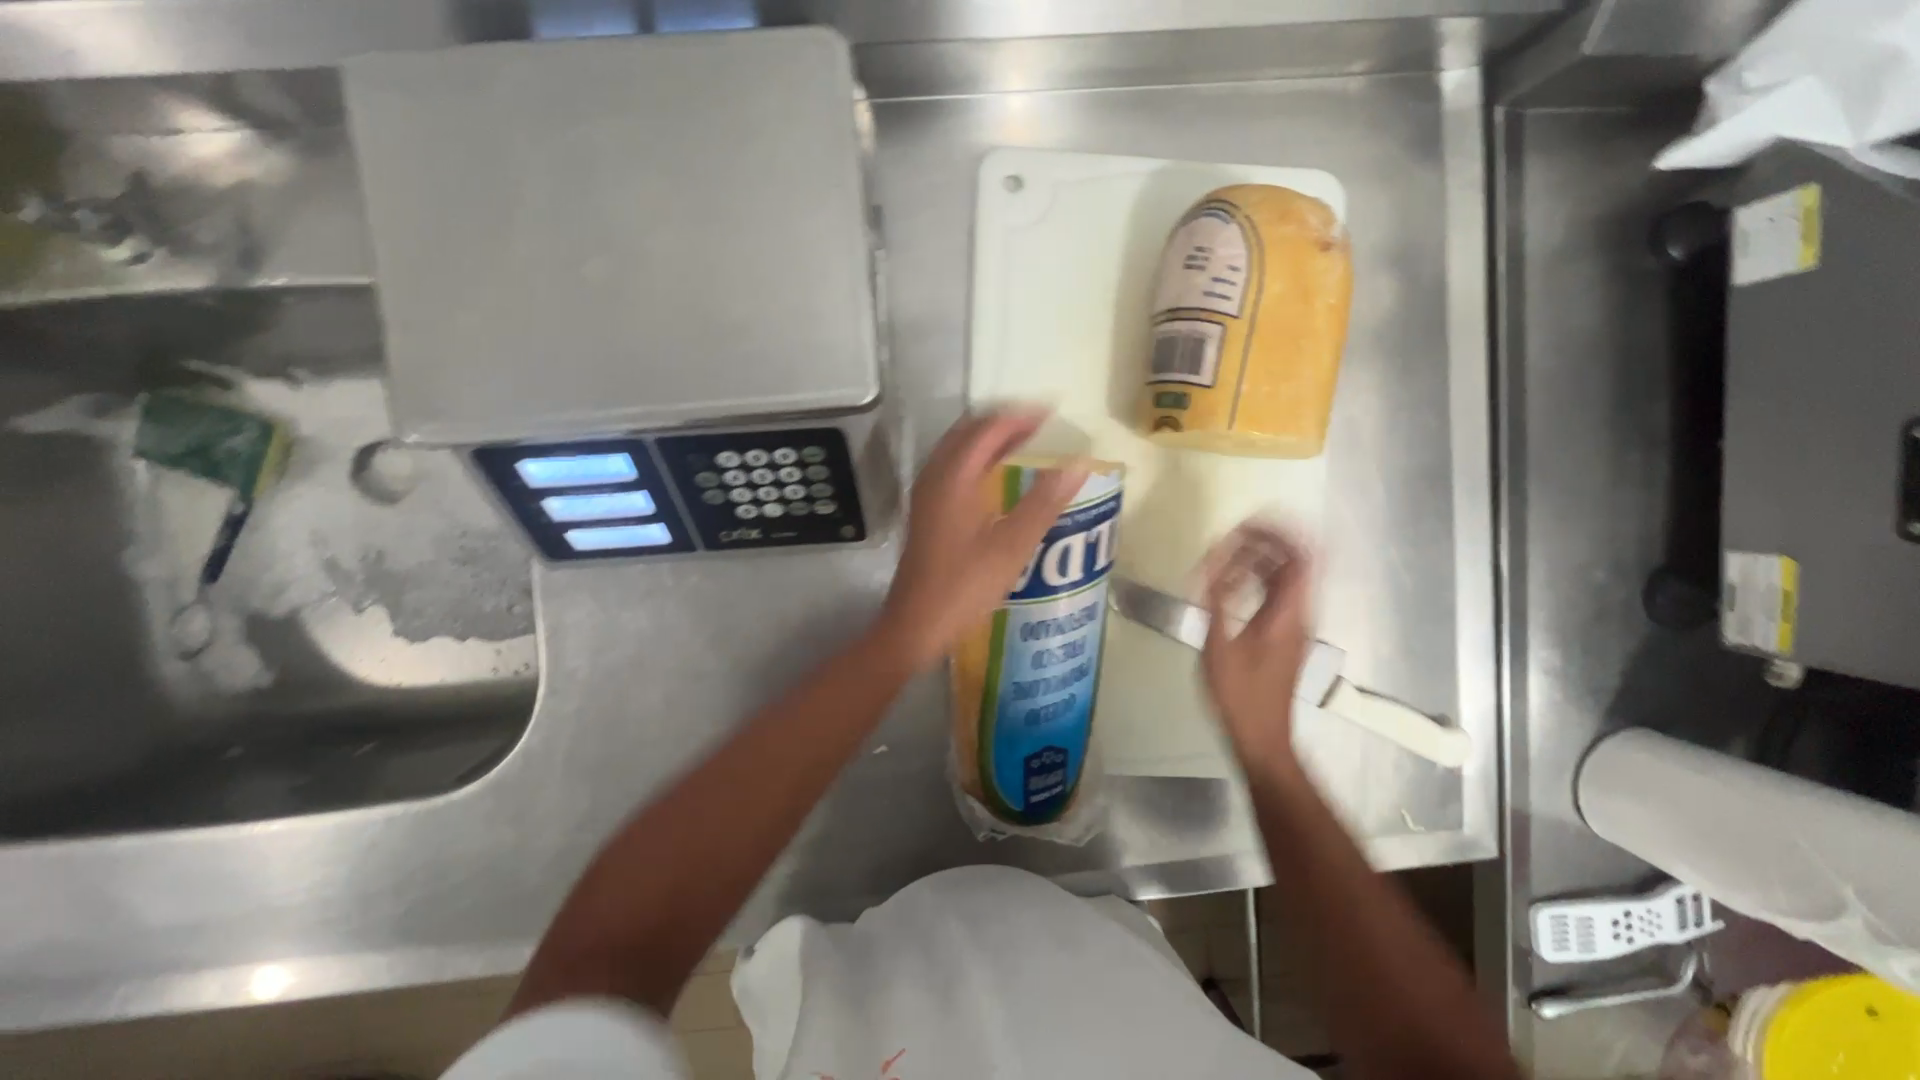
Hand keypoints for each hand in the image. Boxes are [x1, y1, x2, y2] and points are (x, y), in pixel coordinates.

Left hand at [876, 407, 1087, 669]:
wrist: (915, 625)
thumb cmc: (964, 587)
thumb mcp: (1012, 547)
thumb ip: (1044, 502)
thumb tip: (1078, 465)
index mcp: (953, 478)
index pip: (987, 428)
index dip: (1020, 416)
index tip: (1052, 413)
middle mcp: (934, 478)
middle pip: (968, 432)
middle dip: (1003, 422)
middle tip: (1040, 425)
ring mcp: (926, 496)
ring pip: (957, 450)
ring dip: (988, 440)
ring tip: (1024, 444)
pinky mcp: (925, 513)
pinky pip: (951, 468)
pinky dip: (976, 460)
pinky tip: (996, 480)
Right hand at [1199, 521, 1314, 769]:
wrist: (1263, 737)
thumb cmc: (1240, 696)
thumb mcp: (1219, 647)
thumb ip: (1216, 602)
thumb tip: (1210, 566)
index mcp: (1290, 612)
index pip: (1300, 555)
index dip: (1279, 531)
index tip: (1247, 523)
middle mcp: (1300, 612)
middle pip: (1296, 560)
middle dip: (1266, 540)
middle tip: (1233, 536)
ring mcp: (1296, 624)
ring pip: (1287, 577)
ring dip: (1260, 560)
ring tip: (1226, 556)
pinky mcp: (1286, 635)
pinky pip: (1278, 593)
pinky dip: (1257, 579)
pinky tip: (1230, 585)